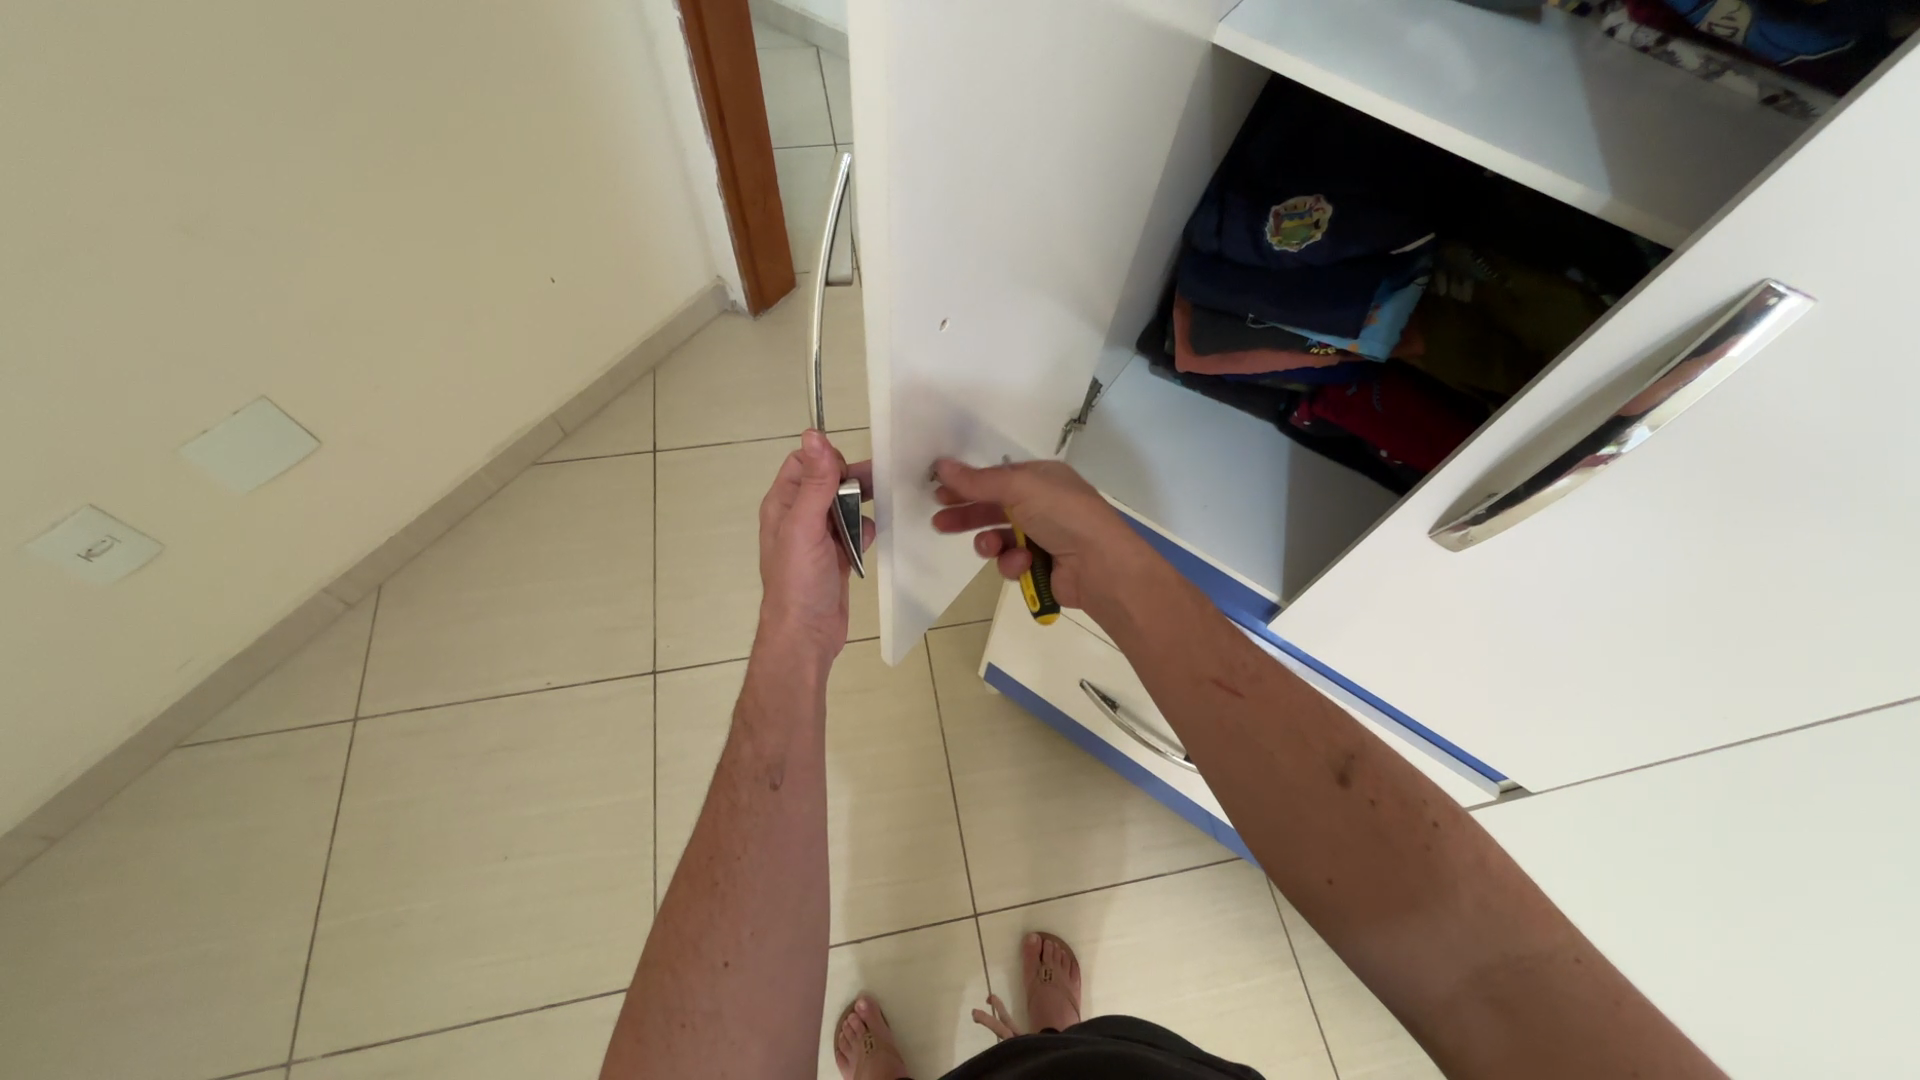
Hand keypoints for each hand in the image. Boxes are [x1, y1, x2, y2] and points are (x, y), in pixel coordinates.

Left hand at [757, 430, 873, 659]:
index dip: (827, 462)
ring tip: (880, 510)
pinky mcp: (837, 555)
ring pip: (846, 505)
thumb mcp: (805, 526)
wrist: (806, 634)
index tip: (848, 475)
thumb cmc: (799, 580)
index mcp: (783, 504)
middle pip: (830, 481)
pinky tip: (869, 542)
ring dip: (862, 507)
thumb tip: (814, 434)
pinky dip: (866, 531)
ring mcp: (819, 537)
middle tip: (881, 485)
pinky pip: (856, 530)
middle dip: (853, 483)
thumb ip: (815, 482)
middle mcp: (799, 516)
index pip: (805, 463)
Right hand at [929, 457, 1141, 612]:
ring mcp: (1042, 537)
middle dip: (967, 515)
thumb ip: (978, 480)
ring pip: (999, 539)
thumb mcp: (1020, 487)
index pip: (997, 478)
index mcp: (1042, 478)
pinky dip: (1013, 564)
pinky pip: (1011, 563)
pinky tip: (1023, 563)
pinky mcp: (1041, 567)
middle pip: (993, 508)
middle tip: (939, 522)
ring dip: (990, 543)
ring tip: (989, 548)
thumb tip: (941, 464)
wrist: (1100, 566)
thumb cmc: (1063, 515)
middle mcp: (1042, 505)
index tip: (939, 491)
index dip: (968, 484)